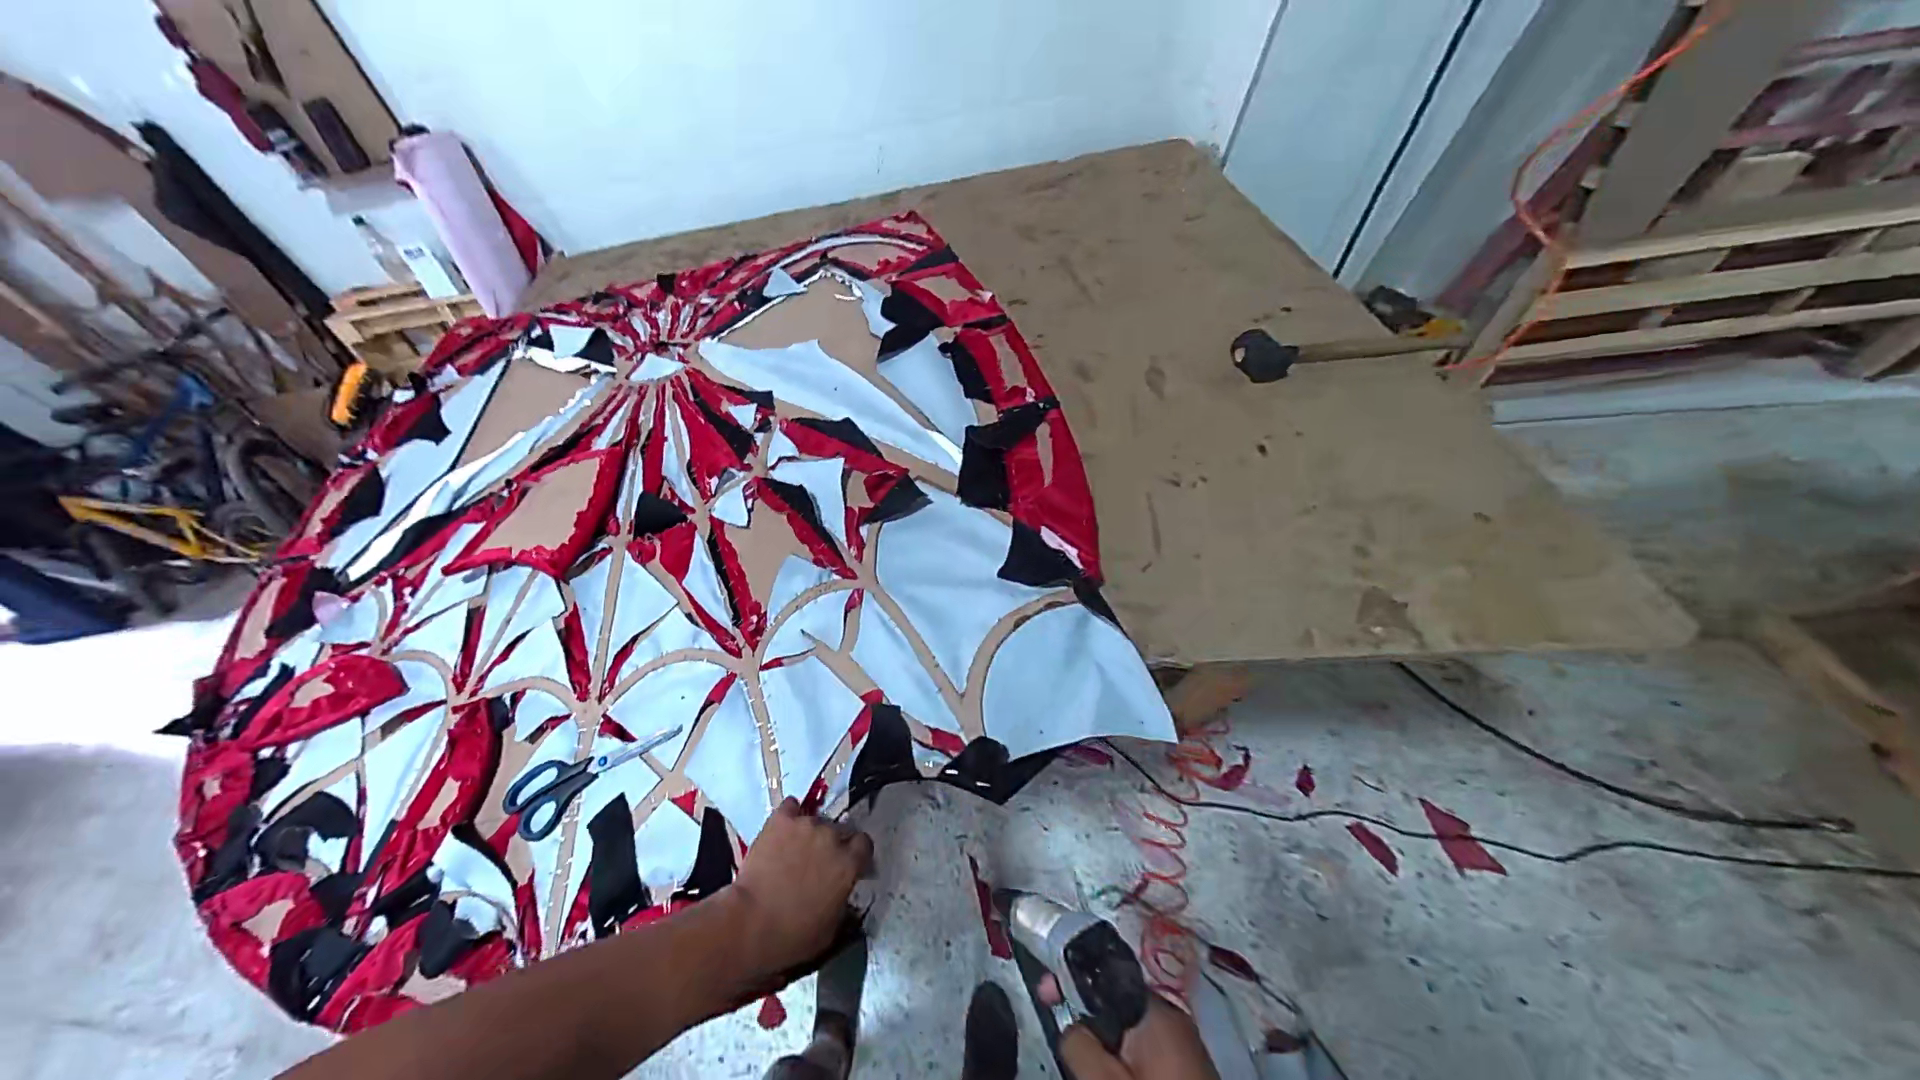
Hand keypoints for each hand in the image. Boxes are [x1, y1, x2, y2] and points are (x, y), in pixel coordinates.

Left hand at [725, 798, 871, 981]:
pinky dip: (789, 815)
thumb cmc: (792, 936)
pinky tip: (783, 828)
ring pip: (815, 821)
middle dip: (832, 844)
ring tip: (793, 851)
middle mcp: (832, 837)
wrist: (750, 923)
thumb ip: (842, 901)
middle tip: (816, 862)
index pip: (864, 844)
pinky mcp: (781, 820)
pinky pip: (790, 807)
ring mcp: (806, 825)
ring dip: (809, 834)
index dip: (855, 853)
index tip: (846, 863)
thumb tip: (841, 893)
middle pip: (840, 830)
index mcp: (849, 864)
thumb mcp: (831, 928)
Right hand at [1057, 994, 1219, 1079]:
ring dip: (1105, 1054)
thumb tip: (1070, 1024)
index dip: (1071, 984)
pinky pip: (1145, 1057)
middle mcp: (1172, 1020)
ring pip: (1129, 1036)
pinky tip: (1115, 1078)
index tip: (1044, 993)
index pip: (1104, 978)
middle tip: (1074, 1062)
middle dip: (1089, 1027)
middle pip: (1115, 1008)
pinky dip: (1126, 1068)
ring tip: (1091, 1073)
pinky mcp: (1186, 1074)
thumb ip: (1078, 1043)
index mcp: (1154, 1012)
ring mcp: (1183, 1049)